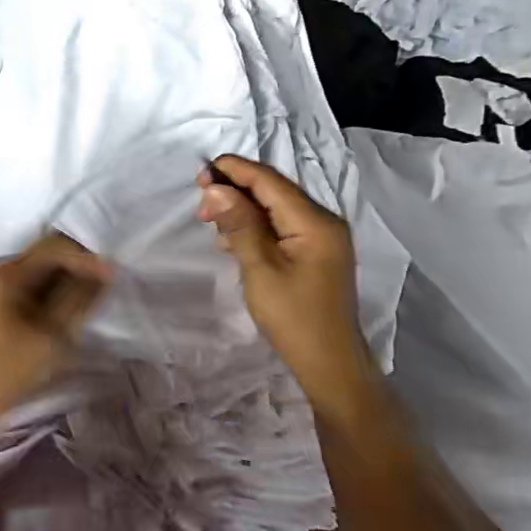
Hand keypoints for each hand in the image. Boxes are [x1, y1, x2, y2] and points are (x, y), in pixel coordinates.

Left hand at [0, 233, 111, 428]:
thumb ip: (78, 299)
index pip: (52, 248)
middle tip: (102, 286)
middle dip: (74, 266)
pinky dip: (43, 292)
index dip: (86, 257)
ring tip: (85, 299)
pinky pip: (20, 285)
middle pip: (40, 255)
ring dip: (60, 280)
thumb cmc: (6, 373)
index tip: (114, 276)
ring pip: (31, 271)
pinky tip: (60, 310)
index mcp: (2, 274)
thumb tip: (103, 271)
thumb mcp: (51, 337)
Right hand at [197, 156, 372, 385]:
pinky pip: (280, 225)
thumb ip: (239, 225)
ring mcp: (321, 237)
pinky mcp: (313, 252)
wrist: (329, 361)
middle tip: (201, 204)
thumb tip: (216, 189)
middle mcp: (323, 221)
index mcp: (315, 222)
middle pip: (274, 190)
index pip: (270, 182)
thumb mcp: (259, 269)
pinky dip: (254, 225)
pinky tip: (233, 239)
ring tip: (212, 222)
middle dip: (236, 189)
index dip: (235, 170)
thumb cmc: (293, 316)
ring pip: (275, 207)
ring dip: (242, 208)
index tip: (201, 170)